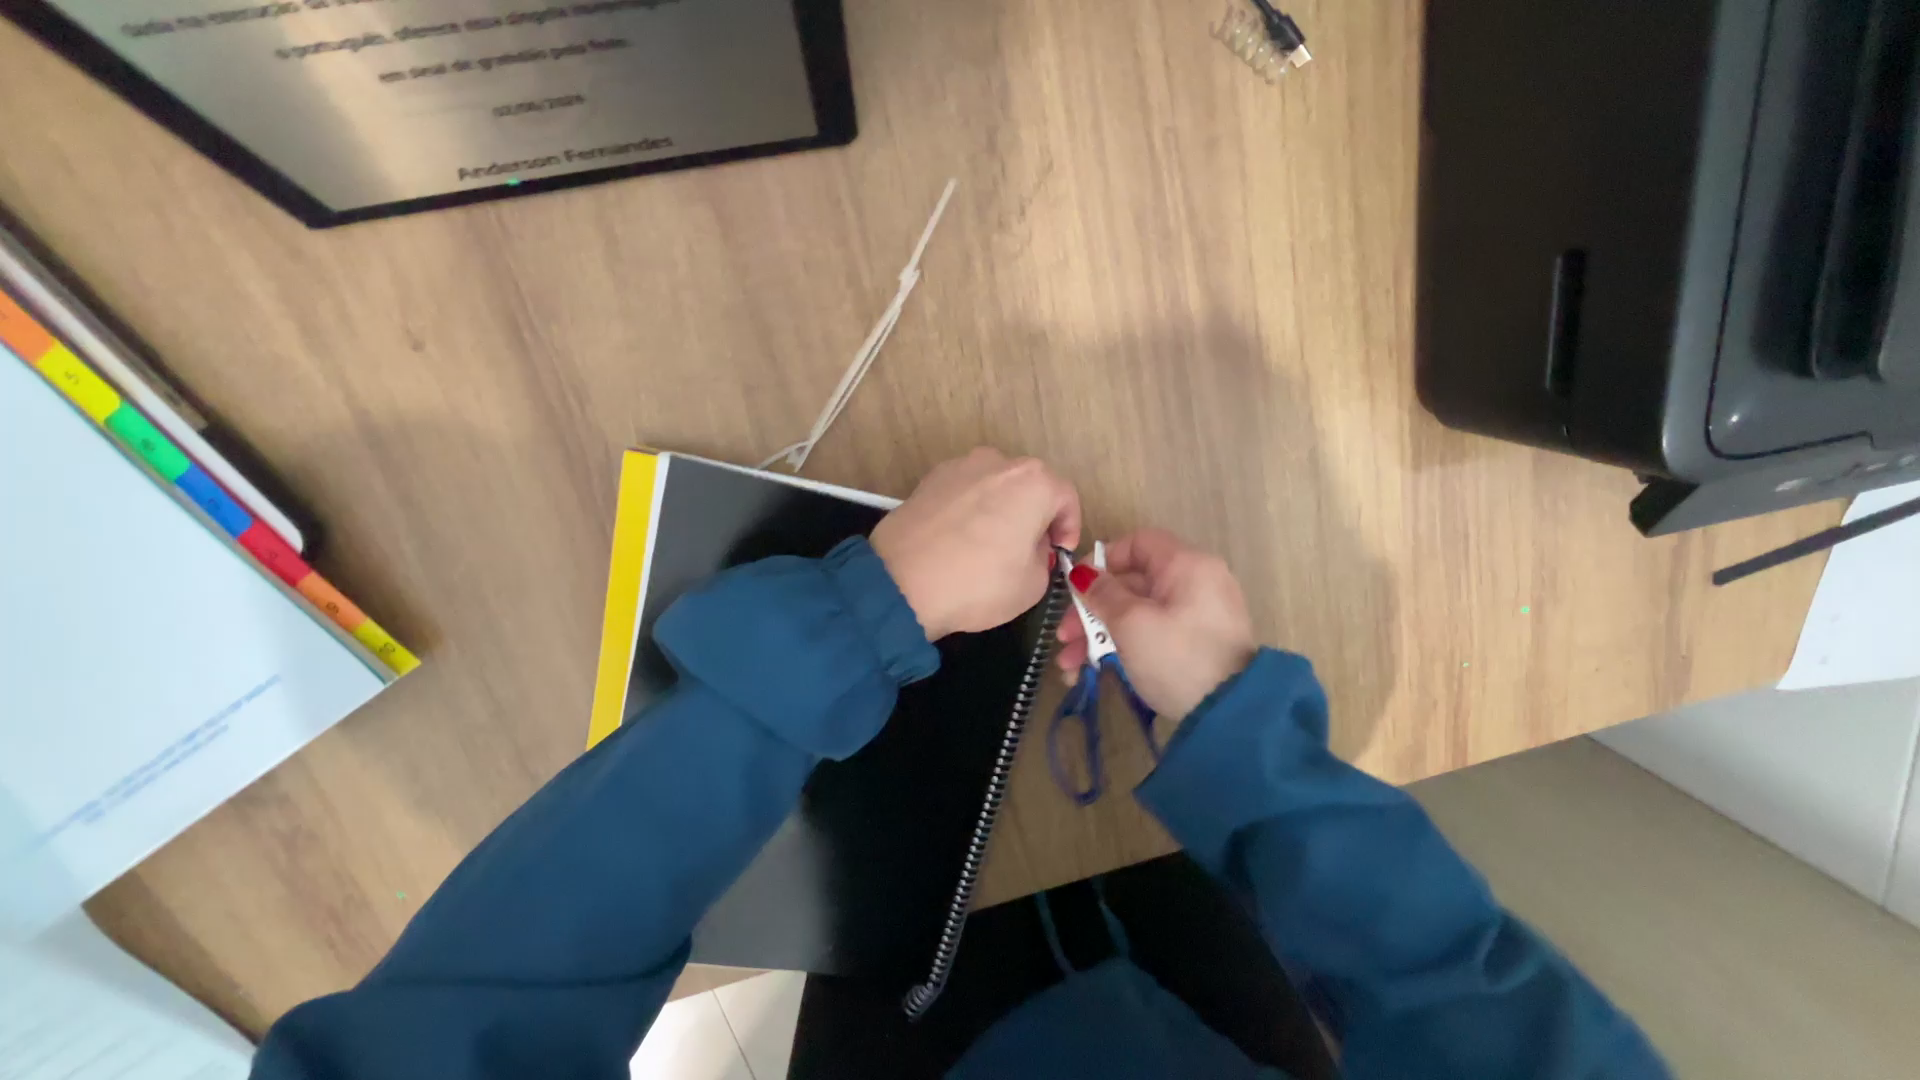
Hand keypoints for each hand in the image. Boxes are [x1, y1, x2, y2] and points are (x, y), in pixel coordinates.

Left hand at [871, 448, 1081, 639]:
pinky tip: (960, 543)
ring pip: (994, 487)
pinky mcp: (929, 480)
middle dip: (1034, 517)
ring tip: (991, 548)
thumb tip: (1030, 548)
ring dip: (1000, 511)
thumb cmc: (977, 582)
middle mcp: (999, 462)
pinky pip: (963, 493)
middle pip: (1029, 487)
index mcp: (1034, 482)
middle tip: (1030, 552)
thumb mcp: (1033, 585)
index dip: (1069, 529)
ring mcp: (960, 466)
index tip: (1060, 553)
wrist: (901, 582)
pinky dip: (969, 512)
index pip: (1066, 498)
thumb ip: (1042, 558)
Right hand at [1056, 528, 1255, 718]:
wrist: (1232, 713)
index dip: (1102, 560)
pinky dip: (1124, 646)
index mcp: (1186, 565)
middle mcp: (1195, 582)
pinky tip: (1094, 670)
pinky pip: (1152, 633)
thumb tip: (1082, 574)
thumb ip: (1102, 594)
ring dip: (1099, 634)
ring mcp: (1197, 615)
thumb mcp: (1131, 624)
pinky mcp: (1196, 644)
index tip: (1075, 587)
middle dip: (1090, 610)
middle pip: (1131, 583)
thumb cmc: (1177, 657)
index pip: (1138, 543)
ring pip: (1137, 613)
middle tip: (1064, 638)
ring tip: (1070, 666)